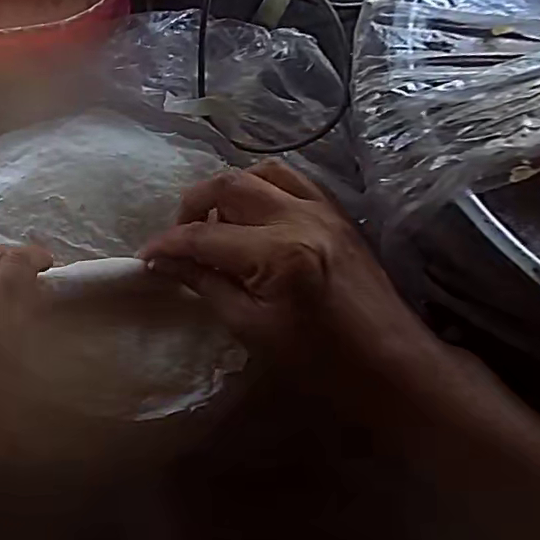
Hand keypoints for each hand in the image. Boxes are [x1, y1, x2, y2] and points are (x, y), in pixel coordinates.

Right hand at [139, 161, 439, 374]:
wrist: (395, 367)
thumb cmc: (318, 358)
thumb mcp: (247, 325)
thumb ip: (202, 282)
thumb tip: (161, 263)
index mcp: (279, 253)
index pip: (202, 235)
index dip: (165, 245)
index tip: (144, 258)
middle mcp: (302, 220)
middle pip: (228, 185)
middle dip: (190, 206)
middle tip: (178, 238)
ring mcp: (325, 213)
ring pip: (262, 172)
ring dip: (227, 191)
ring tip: (214, 222)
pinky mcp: (338, 217)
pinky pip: (293, 182)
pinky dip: (261, 189)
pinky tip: (248, 218)